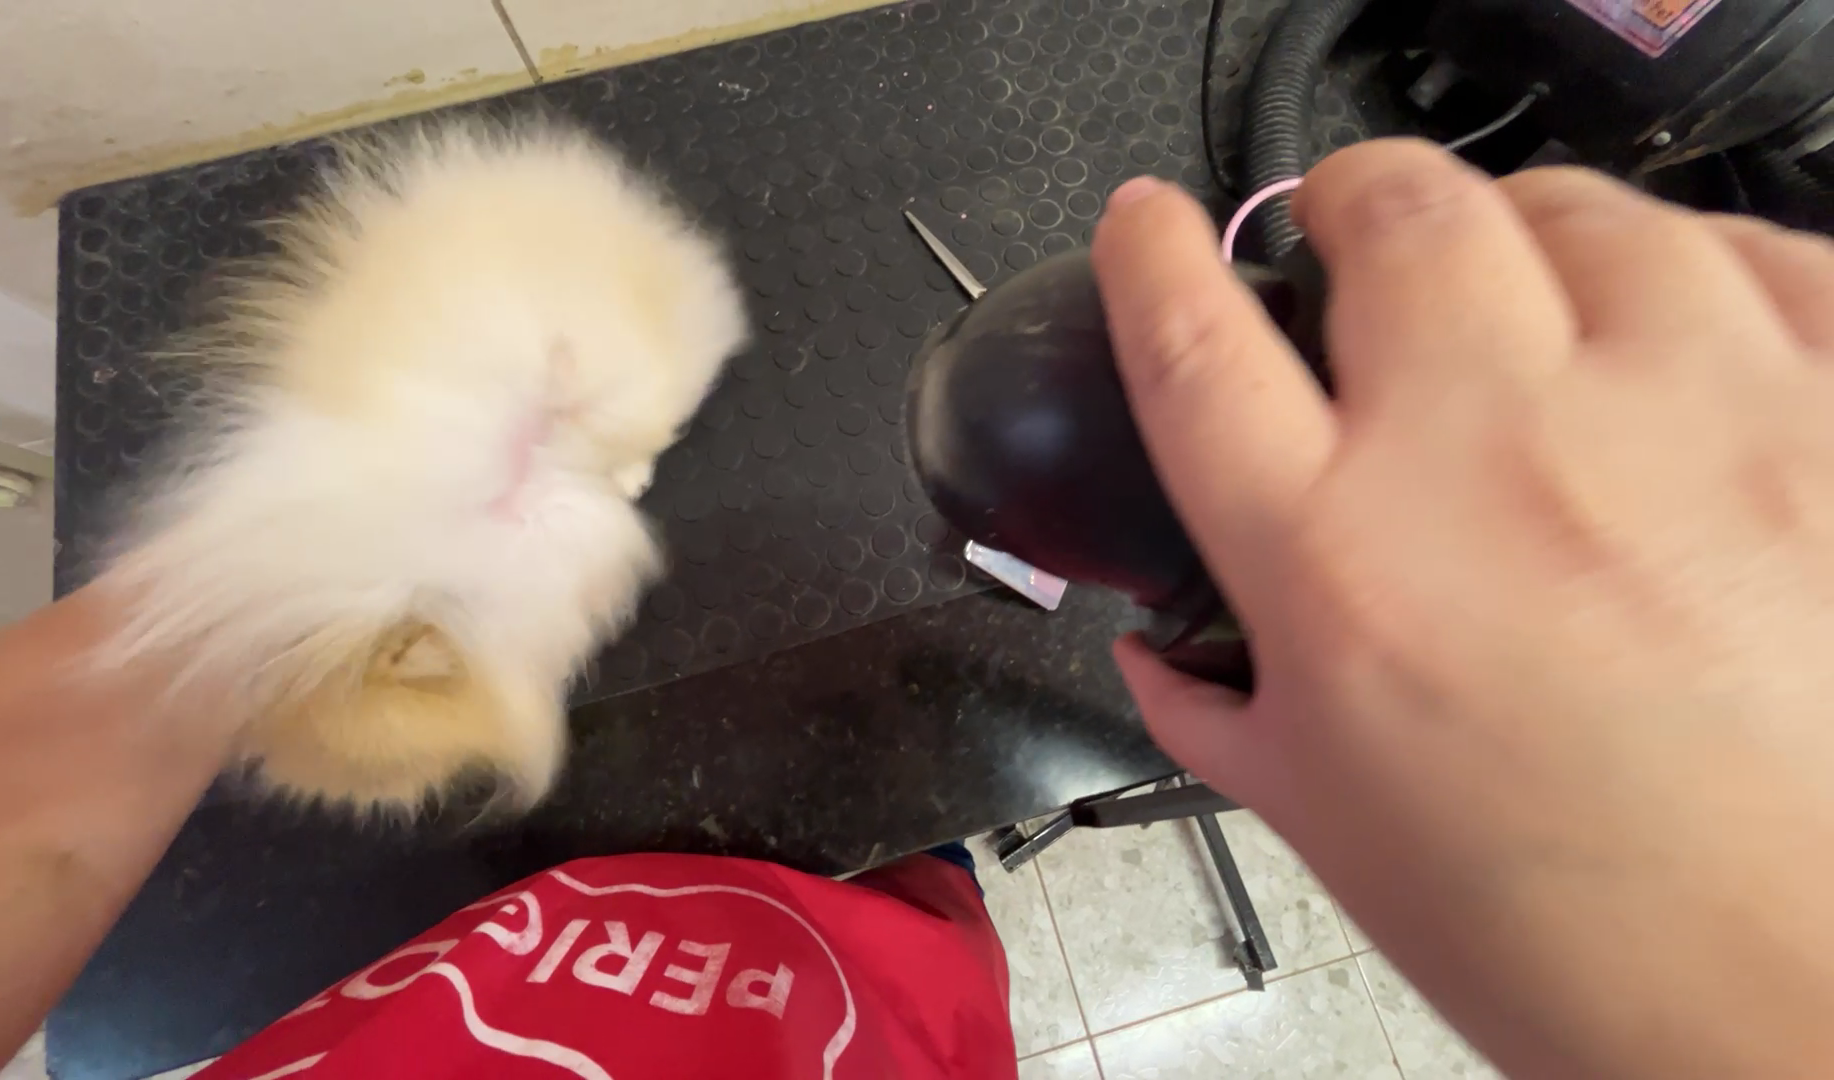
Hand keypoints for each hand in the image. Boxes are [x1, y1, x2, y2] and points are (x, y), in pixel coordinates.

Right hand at [1092, 140, 1833, 1079]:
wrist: (1797, 1015)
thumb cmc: (1523, 911)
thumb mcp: (1293, 795)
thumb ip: (1189, 697)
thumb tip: (1144, 647)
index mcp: (1327, 558)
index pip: (1193, 348)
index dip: (1149, 259)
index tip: (1136, 221)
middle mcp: (1490, 462)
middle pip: (1395, 217)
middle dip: (1342, 193)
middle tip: (1331, 225)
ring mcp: (1693, 427)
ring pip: (1576, 210)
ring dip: (1503, 224)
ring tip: (1493, 280)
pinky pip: (1766, 256)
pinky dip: (1681, 263)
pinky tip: (1656, 326)